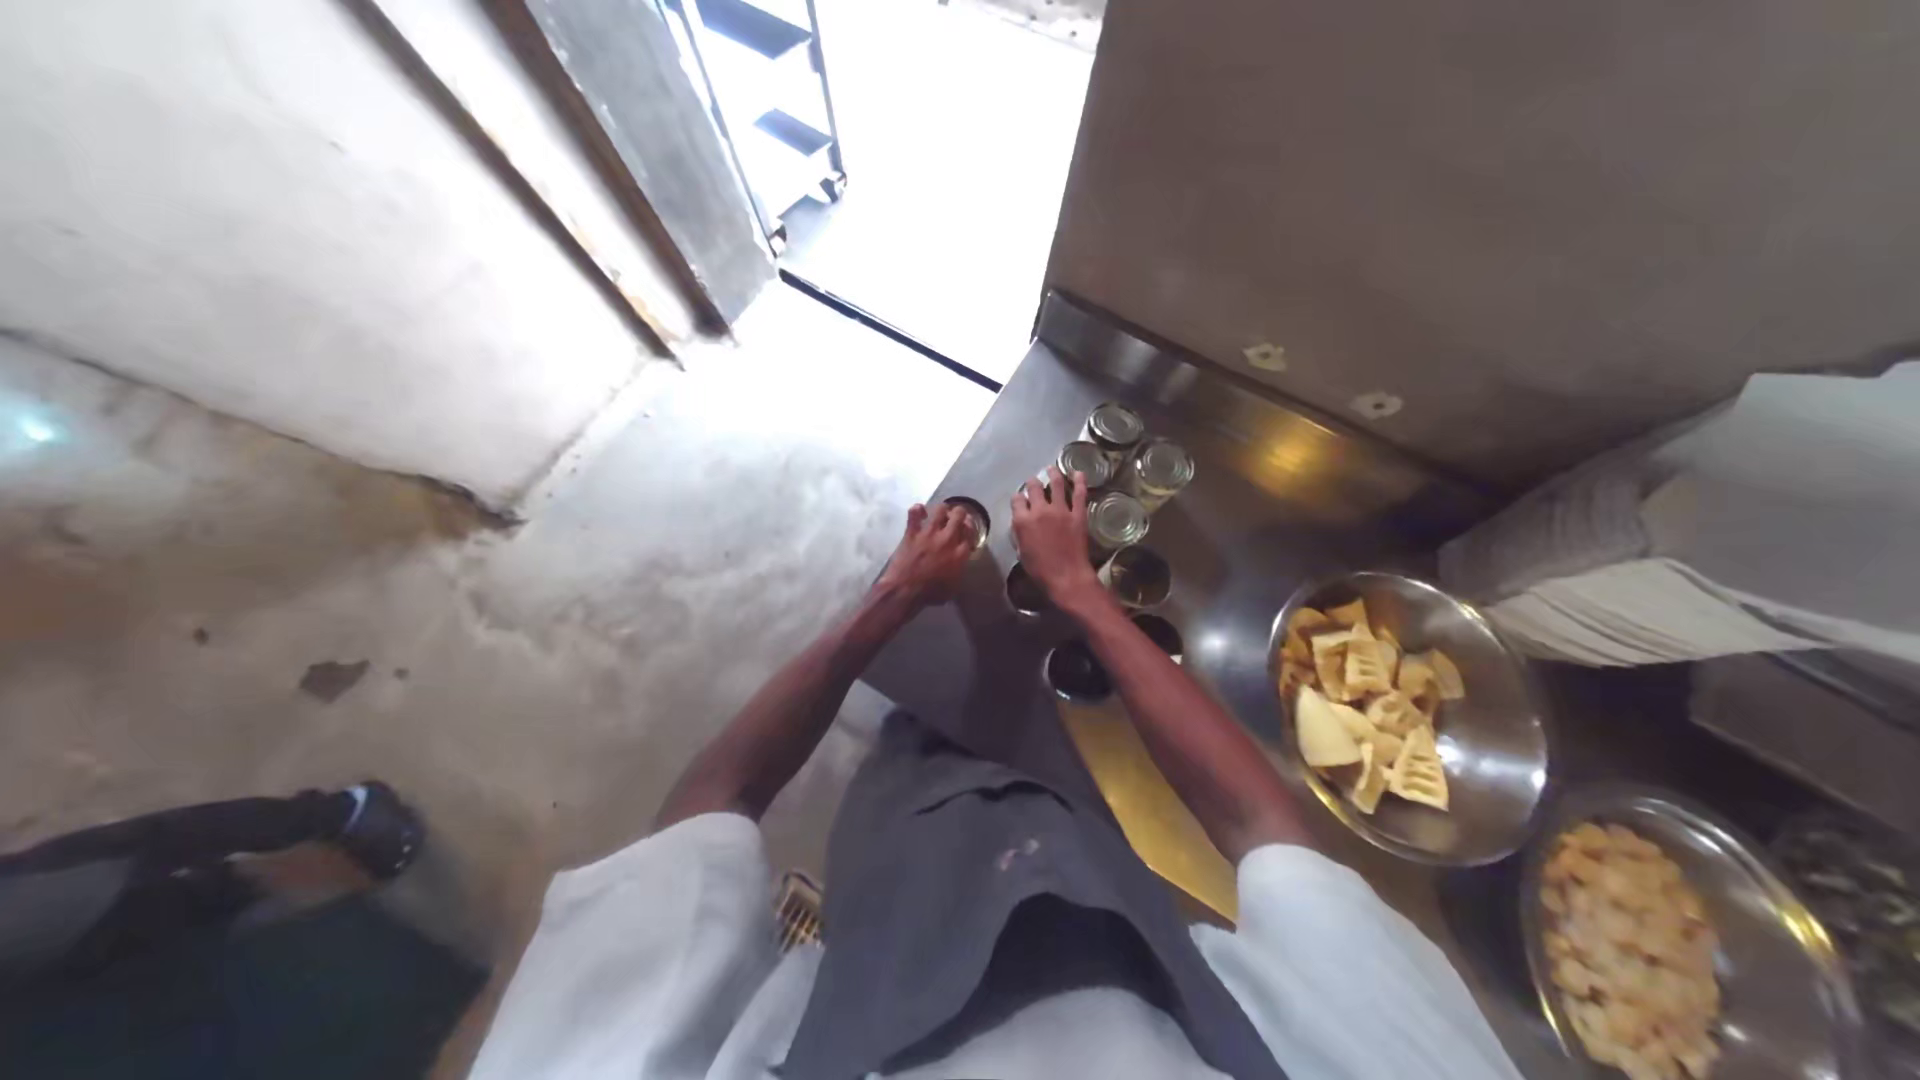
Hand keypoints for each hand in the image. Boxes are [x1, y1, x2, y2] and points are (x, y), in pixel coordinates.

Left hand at [873, 502, 973, 609]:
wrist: (906, 590)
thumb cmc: (931, 593)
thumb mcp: (954, 586)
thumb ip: (959, 569)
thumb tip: (959, 563)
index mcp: (960, 553)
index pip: (971, 532)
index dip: (969, 529)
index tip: (965, 531)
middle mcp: (948, 539)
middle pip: (959, 514)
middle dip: (959, 514)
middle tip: (954, 518)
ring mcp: (930, 533)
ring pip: (941, 509)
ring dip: (942, 510)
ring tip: (940, 514)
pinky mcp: (912, 532)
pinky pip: (915, 512)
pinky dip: (918, 510)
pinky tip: (920, 513)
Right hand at [1010, 466, 1101, 610]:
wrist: (1066, 576)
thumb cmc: (1040, 569)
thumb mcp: (1022, 551)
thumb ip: (1020, 533)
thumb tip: (1021, 523)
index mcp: (1023, 520)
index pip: (1016, 500)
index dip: (1017, 498)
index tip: (1020, 499)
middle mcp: (1040, 510)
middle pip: (1033, 488)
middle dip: (1032, 482)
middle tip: (1034, 481)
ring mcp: (1061, 510)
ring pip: (1056, 484)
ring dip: (1052, 474)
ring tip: (1051, 469)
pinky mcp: (1078, 513)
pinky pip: (1079, 493)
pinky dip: (1079, 481)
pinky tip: (1078, 473)